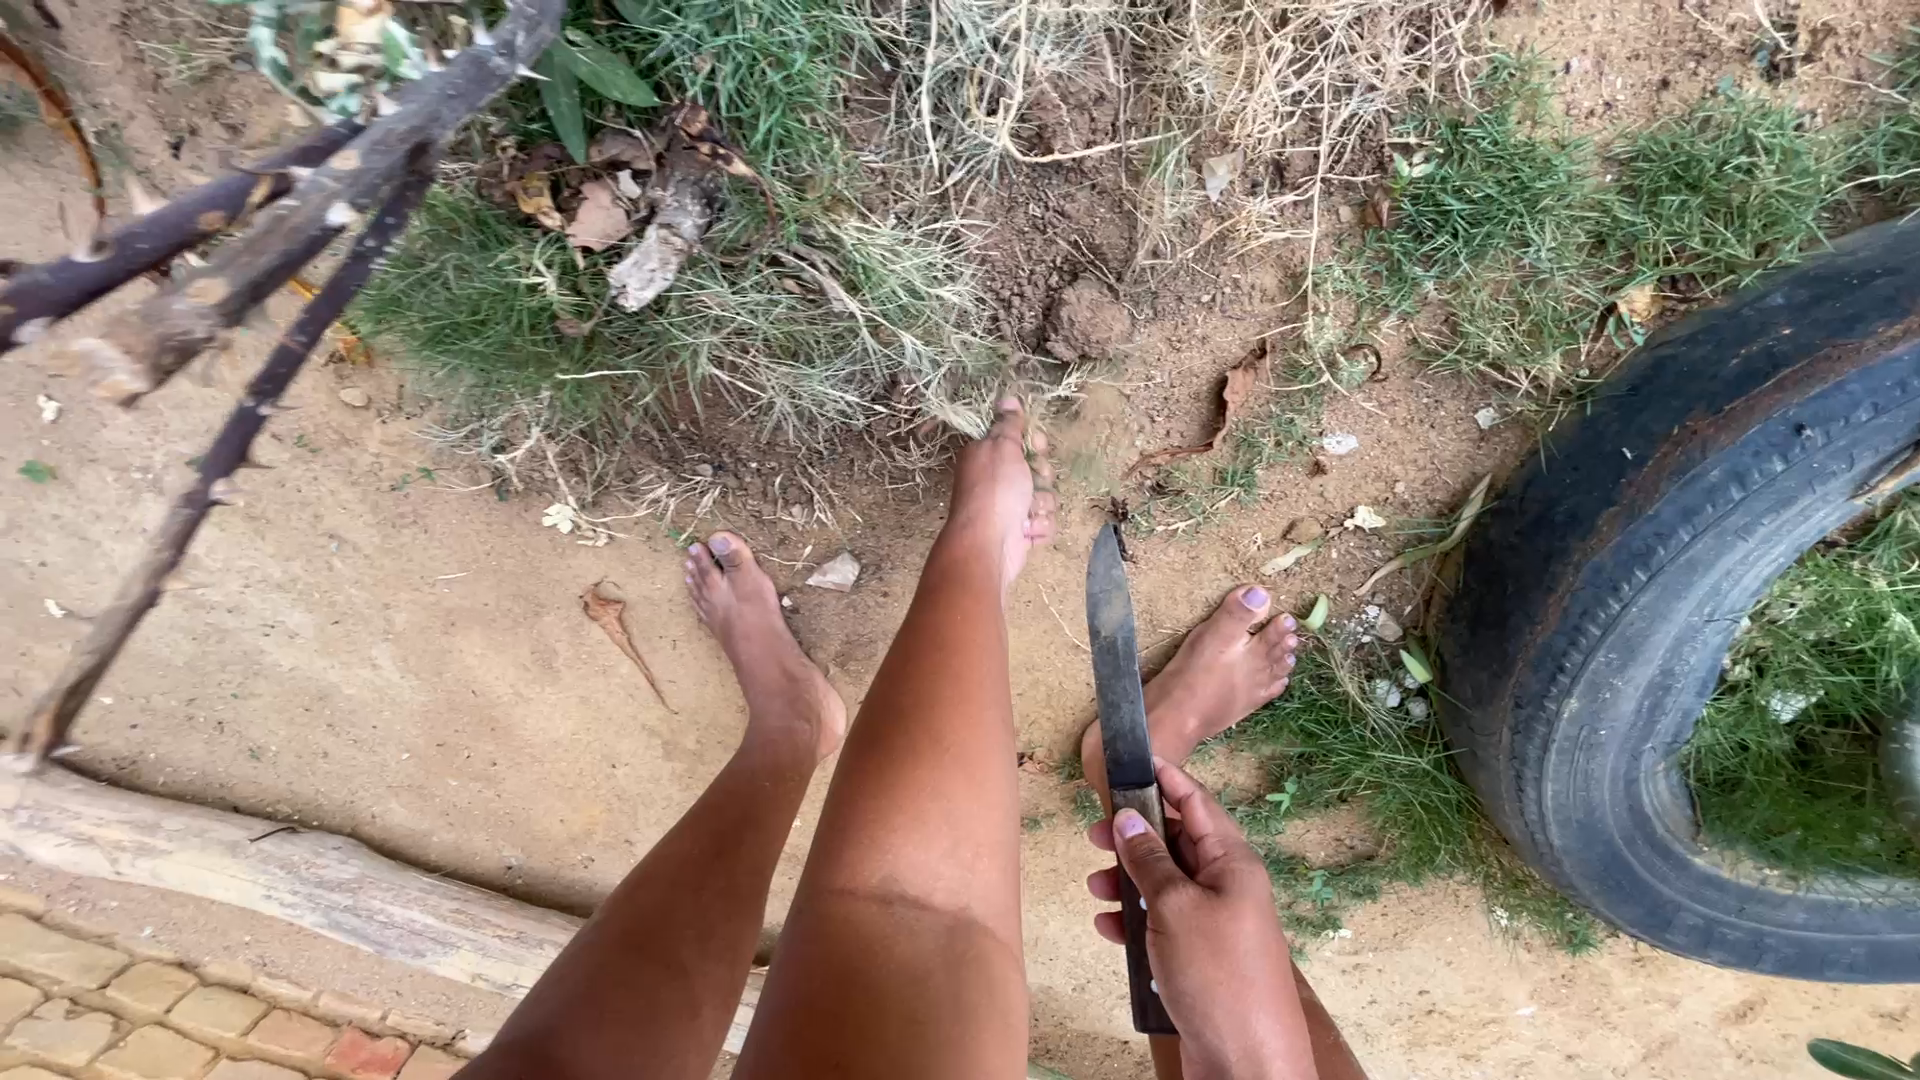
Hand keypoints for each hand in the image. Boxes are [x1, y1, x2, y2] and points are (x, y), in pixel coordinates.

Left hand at [946, 397, 1055, 585]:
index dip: (1035, 444)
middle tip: (1031, 483)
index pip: (1022, 440)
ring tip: (1026, 513)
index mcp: (988, 456)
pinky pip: (1045, 523)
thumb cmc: (994, 491)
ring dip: (1041, 505)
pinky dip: (1039, 527)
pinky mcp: (1021, 532)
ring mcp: (1009, 508)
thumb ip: (1009, 424)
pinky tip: (1026, 531)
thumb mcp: (1002, 447)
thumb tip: (1008, 398)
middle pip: (1038, 469)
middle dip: (1041, 478)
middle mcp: (997, 481)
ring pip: (1045, 498)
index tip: (1037, 446)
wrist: (988, 543)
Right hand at [1087, 759, 1317, 1079]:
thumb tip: (1129, 819)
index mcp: (1233, 863)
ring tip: (1095, 886)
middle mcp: (1226, 886)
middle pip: (1175, 842)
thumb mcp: (1176, 907)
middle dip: (1134, 836)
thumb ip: (1149, 860)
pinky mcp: (1199, 957)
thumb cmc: (1218, 975)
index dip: (1166, 779)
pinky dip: (1134, 919)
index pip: (1197, 803)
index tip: (1135, 760)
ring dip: (1128, 881)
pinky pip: (1161, 922)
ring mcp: (1213, 923)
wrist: (1247, 1067)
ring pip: (1163, 883)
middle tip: (1094, 833)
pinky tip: (1109, 926)